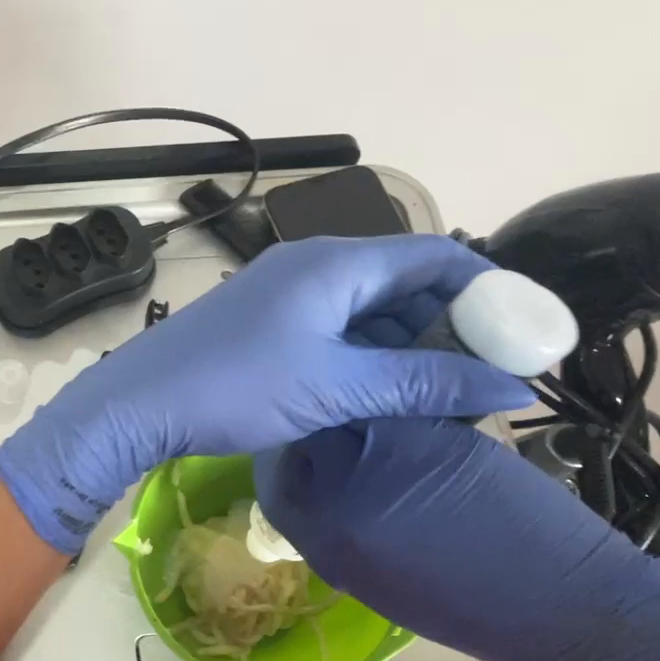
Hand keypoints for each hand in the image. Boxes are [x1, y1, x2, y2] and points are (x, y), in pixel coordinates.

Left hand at [0, 235, 533, 552]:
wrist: (137, 404)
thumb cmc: (236, 388)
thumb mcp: (336, 387)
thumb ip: (421, 383)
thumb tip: (509, 387)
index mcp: (335, 263)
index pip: (434, 256)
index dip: (486, 289)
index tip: (521, 332)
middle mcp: (313, 265)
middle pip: (402, 281)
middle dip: (447, 324)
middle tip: (478, 374)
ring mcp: (284, 293)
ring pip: (367, 308)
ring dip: (405, 344)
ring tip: (435, 392)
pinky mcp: (265, 323)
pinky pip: (334, 327)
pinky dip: (365, 353)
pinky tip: (379, 391)